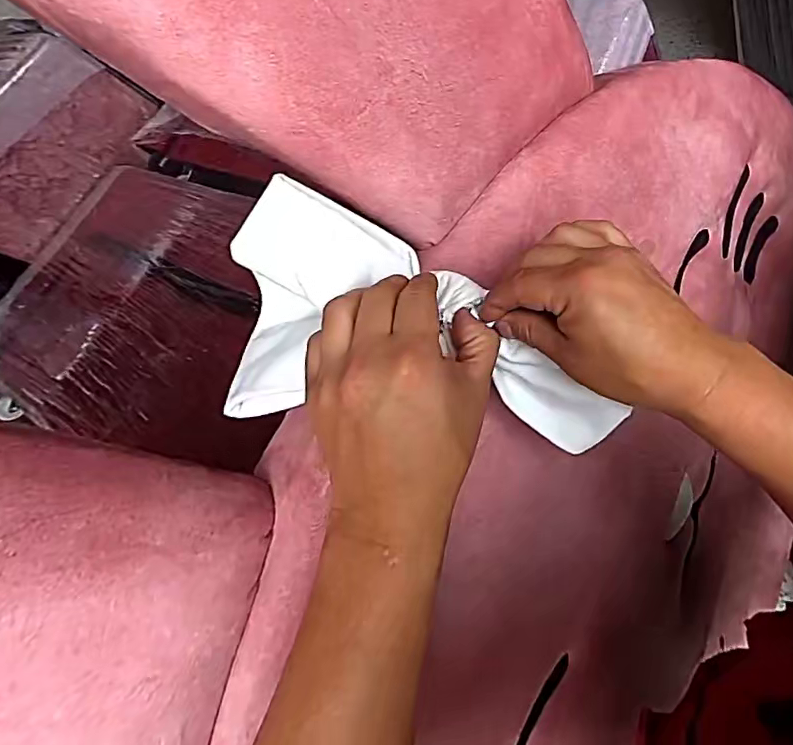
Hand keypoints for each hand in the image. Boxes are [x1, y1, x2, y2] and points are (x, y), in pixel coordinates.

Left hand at [307, 274, 499, 555]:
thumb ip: (478, 342)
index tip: (432, 290)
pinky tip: (354, 337)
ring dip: (365, 298)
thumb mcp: (476, 395)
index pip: (416, 294)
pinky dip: (337, 328)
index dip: (428, 285)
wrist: (391, 506)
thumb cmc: (439, 454)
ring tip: (379, 309)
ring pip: (342, 307)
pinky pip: (319, 338)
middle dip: (400, 287)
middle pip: (379, 293)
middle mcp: (369, 358)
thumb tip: (461, 313)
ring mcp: (336, 373)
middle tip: (411, 298)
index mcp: (414, 357)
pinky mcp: (315, 389)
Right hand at [478, 221, 740, 418]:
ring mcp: (614, 251)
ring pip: (560, 236)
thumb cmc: (632, 370)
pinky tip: (566, 254)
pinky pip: (592, 230)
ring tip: (534, 283)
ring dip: (539, 256)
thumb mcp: (571, 358)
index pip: (521, 283)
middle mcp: (593, 257)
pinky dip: (572, 238)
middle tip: (509, 307)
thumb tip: (506, 318)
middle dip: (514, 281)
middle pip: (535, 257)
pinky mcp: (630, 253)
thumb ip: (532, 330)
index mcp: (577, 285)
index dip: (498, 299)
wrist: (688, 366)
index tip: (488, 314)